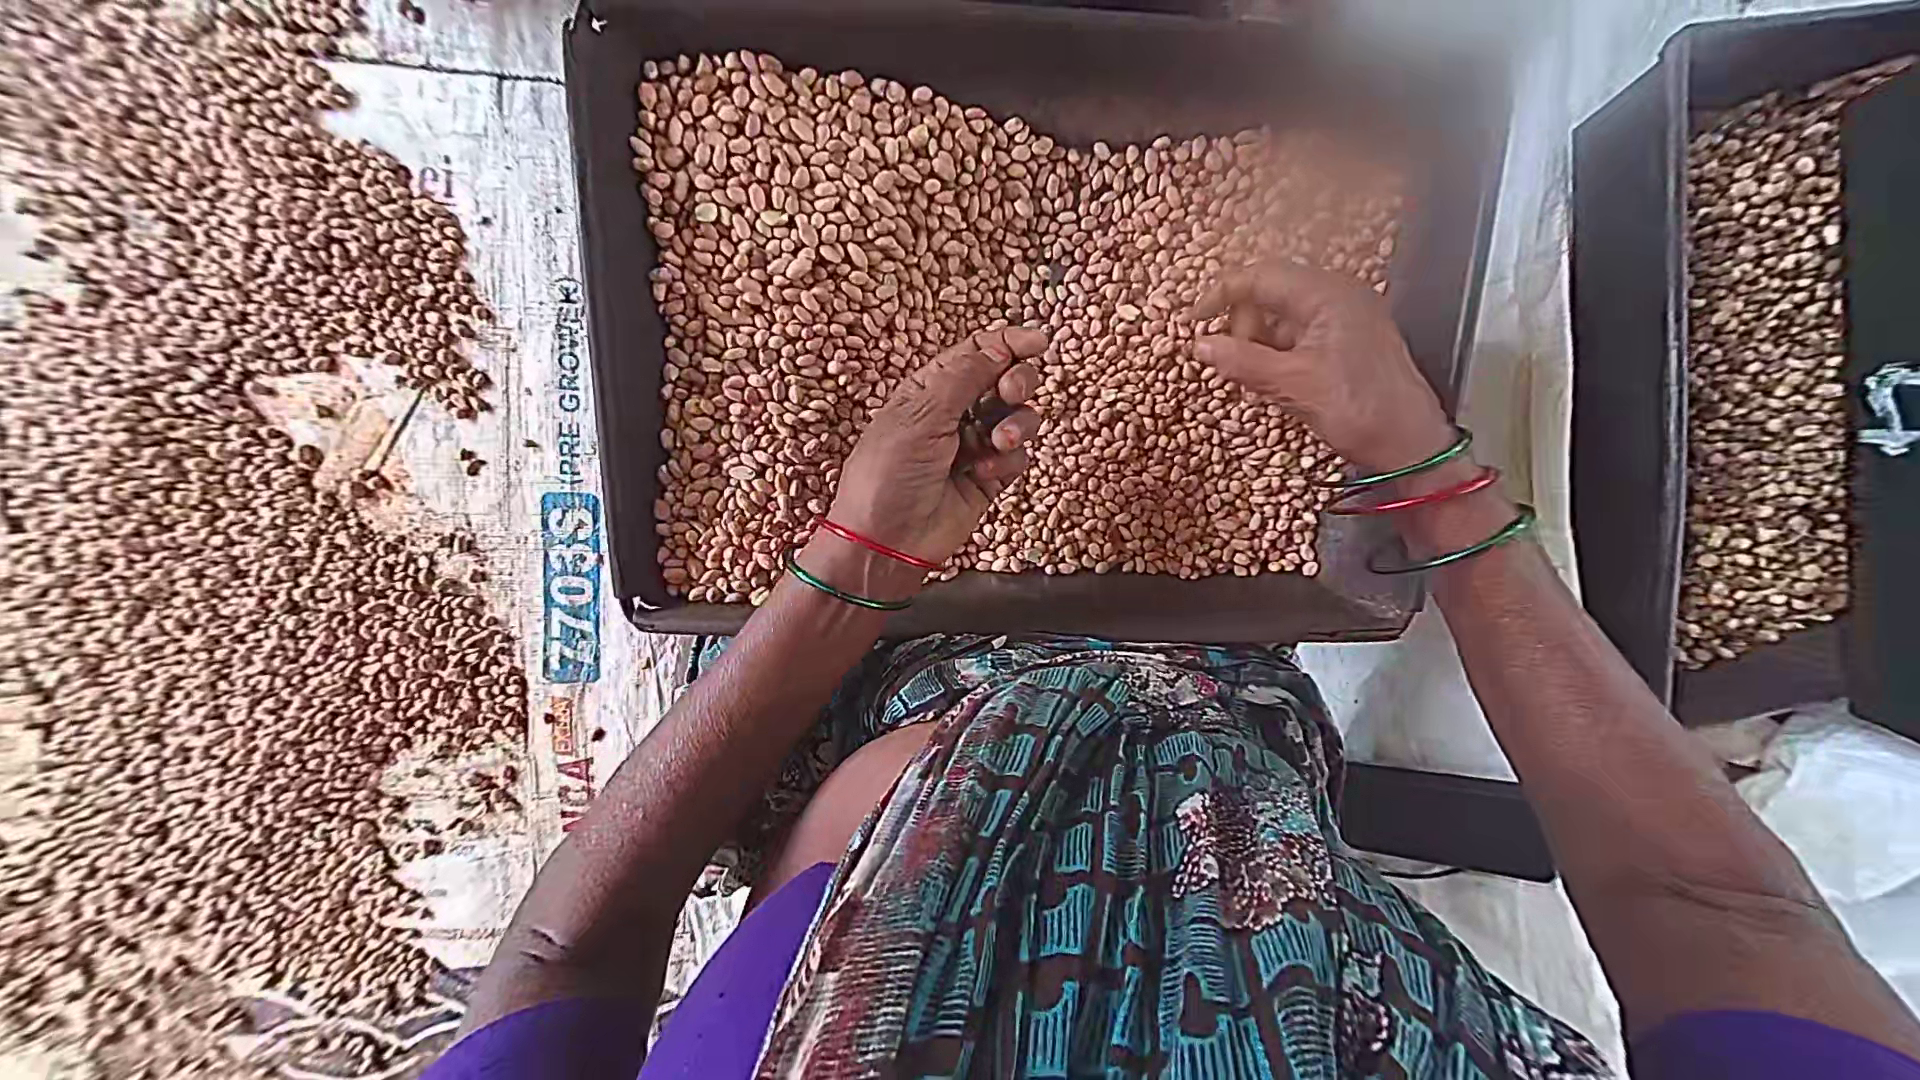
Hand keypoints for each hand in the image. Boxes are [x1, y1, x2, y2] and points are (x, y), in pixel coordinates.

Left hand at [826, 326, 1046, 570]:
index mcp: (930, 390)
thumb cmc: (888, 474)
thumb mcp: (921, 416)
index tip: (1038, 343)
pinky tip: (983, 475)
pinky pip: (1016, 457)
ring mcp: (973, 447)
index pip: (976, 353)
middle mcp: (954, 414)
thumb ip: (964, 377)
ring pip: (1017, 419)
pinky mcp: (989, 478)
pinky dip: (1007, 462)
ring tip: (997, 443)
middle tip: (1012, 393)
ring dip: (1016, 425)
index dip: (1008, 343)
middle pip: (1004, 381)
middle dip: (1017, 382)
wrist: (887, 541)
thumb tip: (999, 346)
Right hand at [1191, 262, 1452, 472]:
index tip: (1193, 321)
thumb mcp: (1292, 385)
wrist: (1408, 444)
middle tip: (1230, 360)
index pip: (1262, 276)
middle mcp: (1336, 298)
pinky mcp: (1341, 345)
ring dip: (1254, 343)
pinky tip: (1268, 382)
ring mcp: (1340, 321)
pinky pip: (1293, 339)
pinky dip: (1271, 356)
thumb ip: (1242, 361)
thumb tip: (1200, 345)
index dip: (1221, 294)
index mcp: (1328, 296)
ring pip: (1278, 319)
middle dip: (1240, 324)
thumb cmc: (1359, 409)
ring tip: (1249, 377)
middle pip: (1269, 294)